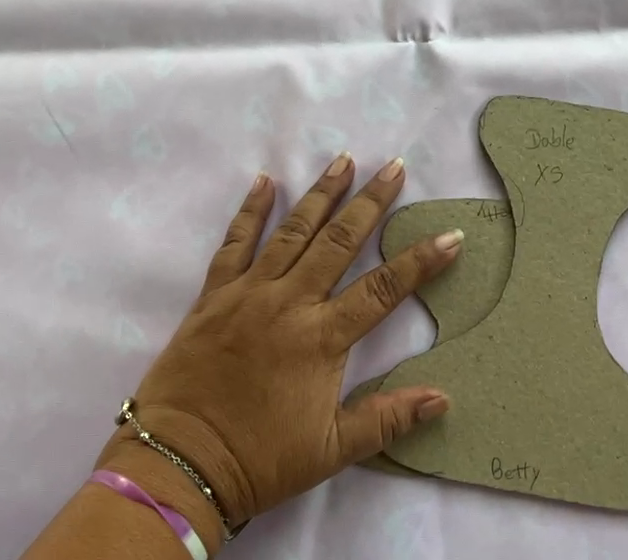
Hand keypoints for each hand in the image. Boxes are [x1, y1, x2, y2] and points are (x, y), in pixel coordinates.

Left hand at [97, 154, 463, 538]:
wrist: (176, 467)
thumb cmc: (259, 459)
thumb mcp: (331, 450)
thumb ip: (388, 418)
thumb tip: (443, 398)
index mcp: (321, 338)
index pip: (384, 288)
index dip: (421, 261)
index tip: (451, 235)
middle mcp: (289, 304)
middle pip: (339, 242)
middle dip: (371, 202)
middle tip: (395, 167)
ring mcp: (248, 294)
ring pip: (293, 233)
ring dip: (321, 194)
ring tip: (345, 160)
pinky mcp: (213, 297)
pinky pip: (234, 244)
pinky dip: (250, 211)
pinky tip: (264, 182)